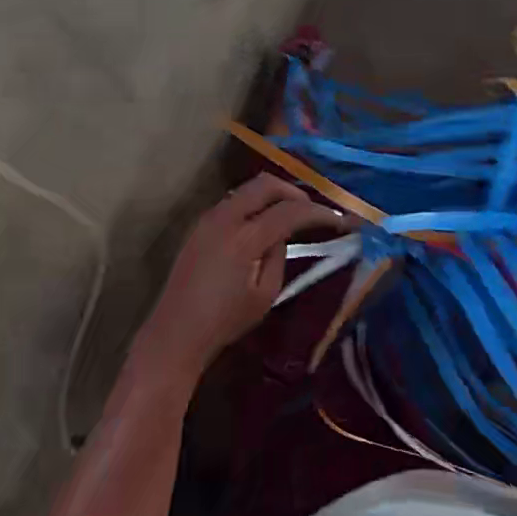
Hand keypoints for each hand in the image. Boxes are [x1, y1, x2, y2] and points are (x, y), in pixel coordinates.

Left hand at [138, 174, 348, 373]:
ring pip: (245, 190)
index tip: (339, 220)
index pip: (290, 211)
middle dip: (293, 192)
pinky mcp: (197, 227)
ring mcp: (207, 219)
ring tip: (289, 215)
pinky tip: (261, 225)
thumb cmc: (225, 320)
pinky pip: (231, 203)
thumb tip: (280, 236)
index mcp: (245, 237)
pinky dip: (252, 205)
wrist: (176, 331)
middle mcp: (224, 218)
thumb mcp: (265, 294)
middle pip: (265, 185)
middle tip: (311, 210)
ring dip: (270, 196)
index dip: (319, 213)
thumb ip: (278, 257)